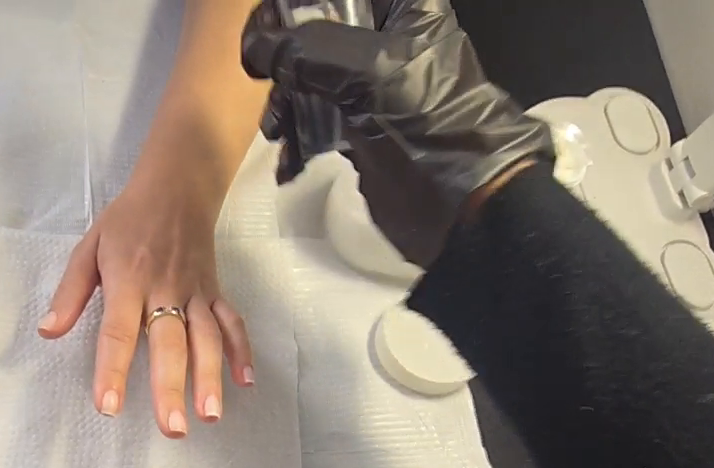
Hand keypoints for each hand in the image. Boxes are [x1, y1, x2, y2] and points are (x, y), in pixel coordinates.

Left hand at [37, 164, 255, 438]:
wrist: (177, 185)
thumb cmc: (126, 222)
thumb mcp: (88, 248)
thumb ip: (70, 293)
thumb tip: (47, 332)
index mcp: (128, 281)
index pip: (118, 333)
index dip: (113, 371)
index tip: (109, 407)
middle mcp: (165, 289)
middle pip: (170, 345)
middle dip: (172, 388)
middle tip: (172, 429)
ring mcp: (196, 292)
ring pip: (207, 339)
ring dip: (210, 378)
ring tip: (209, 417)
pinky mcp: (216, 291)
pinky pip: (232, 322)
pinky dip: (242, 351)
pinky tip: (246, 383)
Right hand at [242, 0, 552, 268]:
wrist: (456, 202)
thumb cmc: (427, 123)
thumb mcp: (371, 72)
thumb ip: (310, 51)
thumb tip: (256, 46)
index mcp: (399, 7)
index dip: (290, 10)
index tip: (261, 40)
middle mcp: (381, 40)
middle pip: (311, 36)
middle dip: (283, 67)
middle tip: (270, 93)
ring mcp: (366, 89)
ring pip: (305, 83)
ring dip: (284, 109)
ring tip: (279, 136)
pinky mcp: (356, 131)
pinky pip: (312, 125)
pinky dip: (295, 143)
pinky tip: (290, 165)